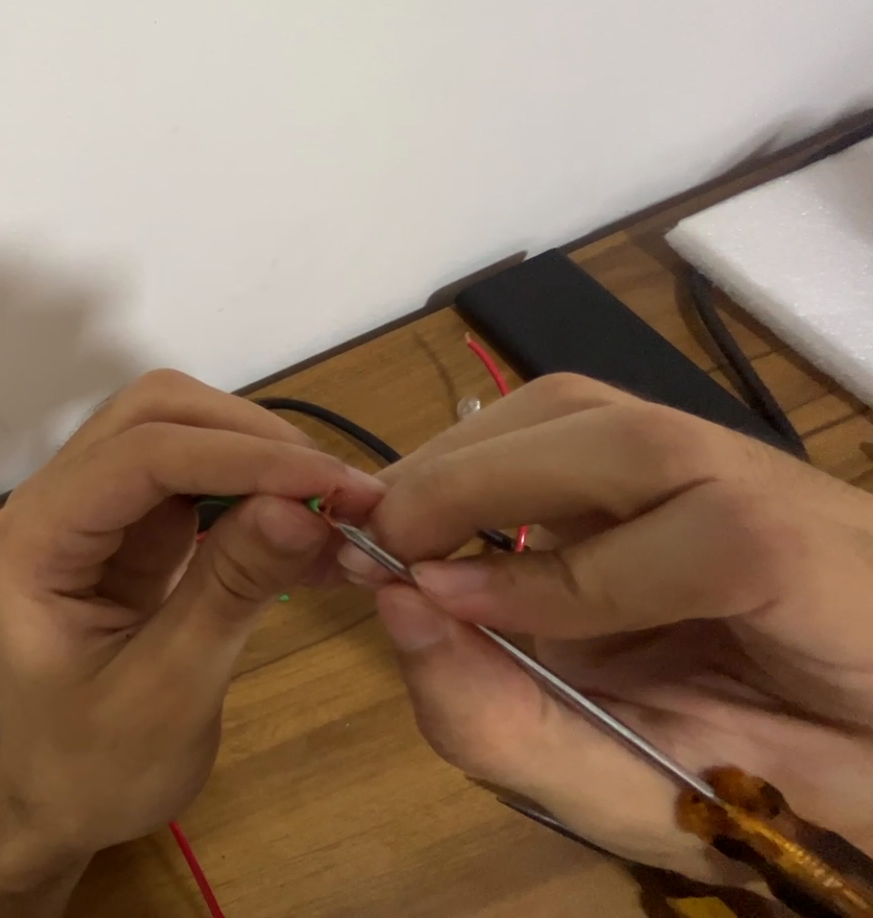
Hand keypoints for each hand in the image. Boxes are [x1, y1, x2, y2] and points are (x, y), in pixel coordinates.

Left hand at [0, 369, 382, 861]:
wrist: (57, 796)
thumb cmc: (94, 764)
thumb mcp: (168, 691)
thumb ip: (229, 590)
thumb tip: (302, 507)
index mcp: (33, 540)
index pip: (136, 456)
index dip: (239, 456)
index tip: (337, 486)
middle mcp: (48, 503)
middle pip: (148, 416)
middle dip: (247, 437)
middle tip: (340, 493)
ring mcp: (85, 508)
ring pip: (172, 433)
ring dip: (255, 456)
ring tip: (336, 509)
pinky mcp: (123, 527)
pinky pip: (189, 481)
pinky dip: (250, 490)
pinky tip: (309, 530)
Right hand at [349, 373, 872, 882]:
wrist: (779, 742)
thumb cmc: (725, 797)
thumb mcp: (624, 797)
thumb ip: (506, 724)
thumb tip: (395, 601)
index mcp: (859, 613)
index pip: (732, 541)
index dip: (570, 572)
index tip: (444, 604)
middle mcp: (809, 509)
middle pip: (631, 437)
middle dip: (470, 485)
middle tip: (381, 549)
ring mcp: (725, 462)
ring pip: (569, 409)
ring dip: (450, 464)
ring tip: (395, 533)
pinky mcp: (650, 454)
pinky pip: (538, 424)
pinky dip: (459, 462)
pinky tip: (429, 517)